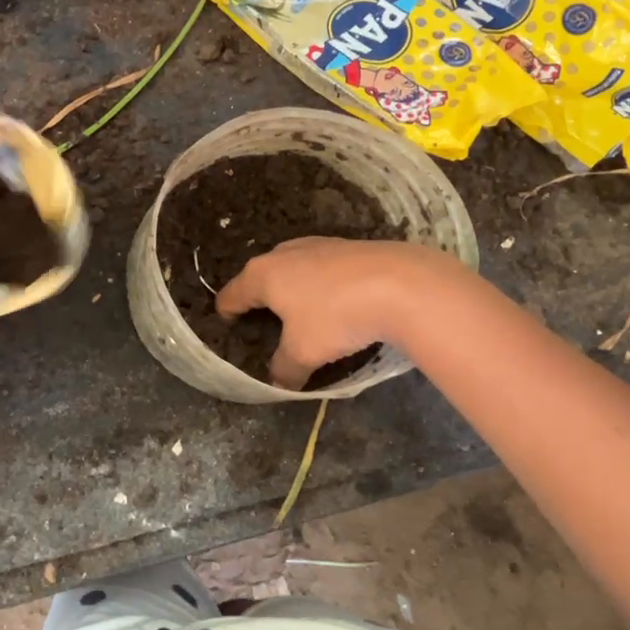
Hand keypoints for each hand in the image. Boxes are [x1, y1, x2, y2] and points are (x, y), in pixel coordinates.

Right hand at [215, 238, 465, 390]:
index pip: (230, 295)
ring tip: (303, 315)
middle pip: (259, 279)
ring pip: (291, 269)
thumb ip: (285, 369)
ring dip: (292, 290)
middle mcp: (282, 254)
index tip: (230, 330)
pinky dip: (320, 284)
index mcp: (261, 275)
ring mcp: (314, 245)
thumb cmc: (337, 316)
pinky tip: (336, 302)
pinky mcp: (345, 246)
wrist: (402, 284)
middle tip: (268, 327)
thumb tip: (279, 385)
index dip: (227, 315)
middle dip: (261, 301)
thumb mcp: (305, 352)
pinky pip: (319, 268)